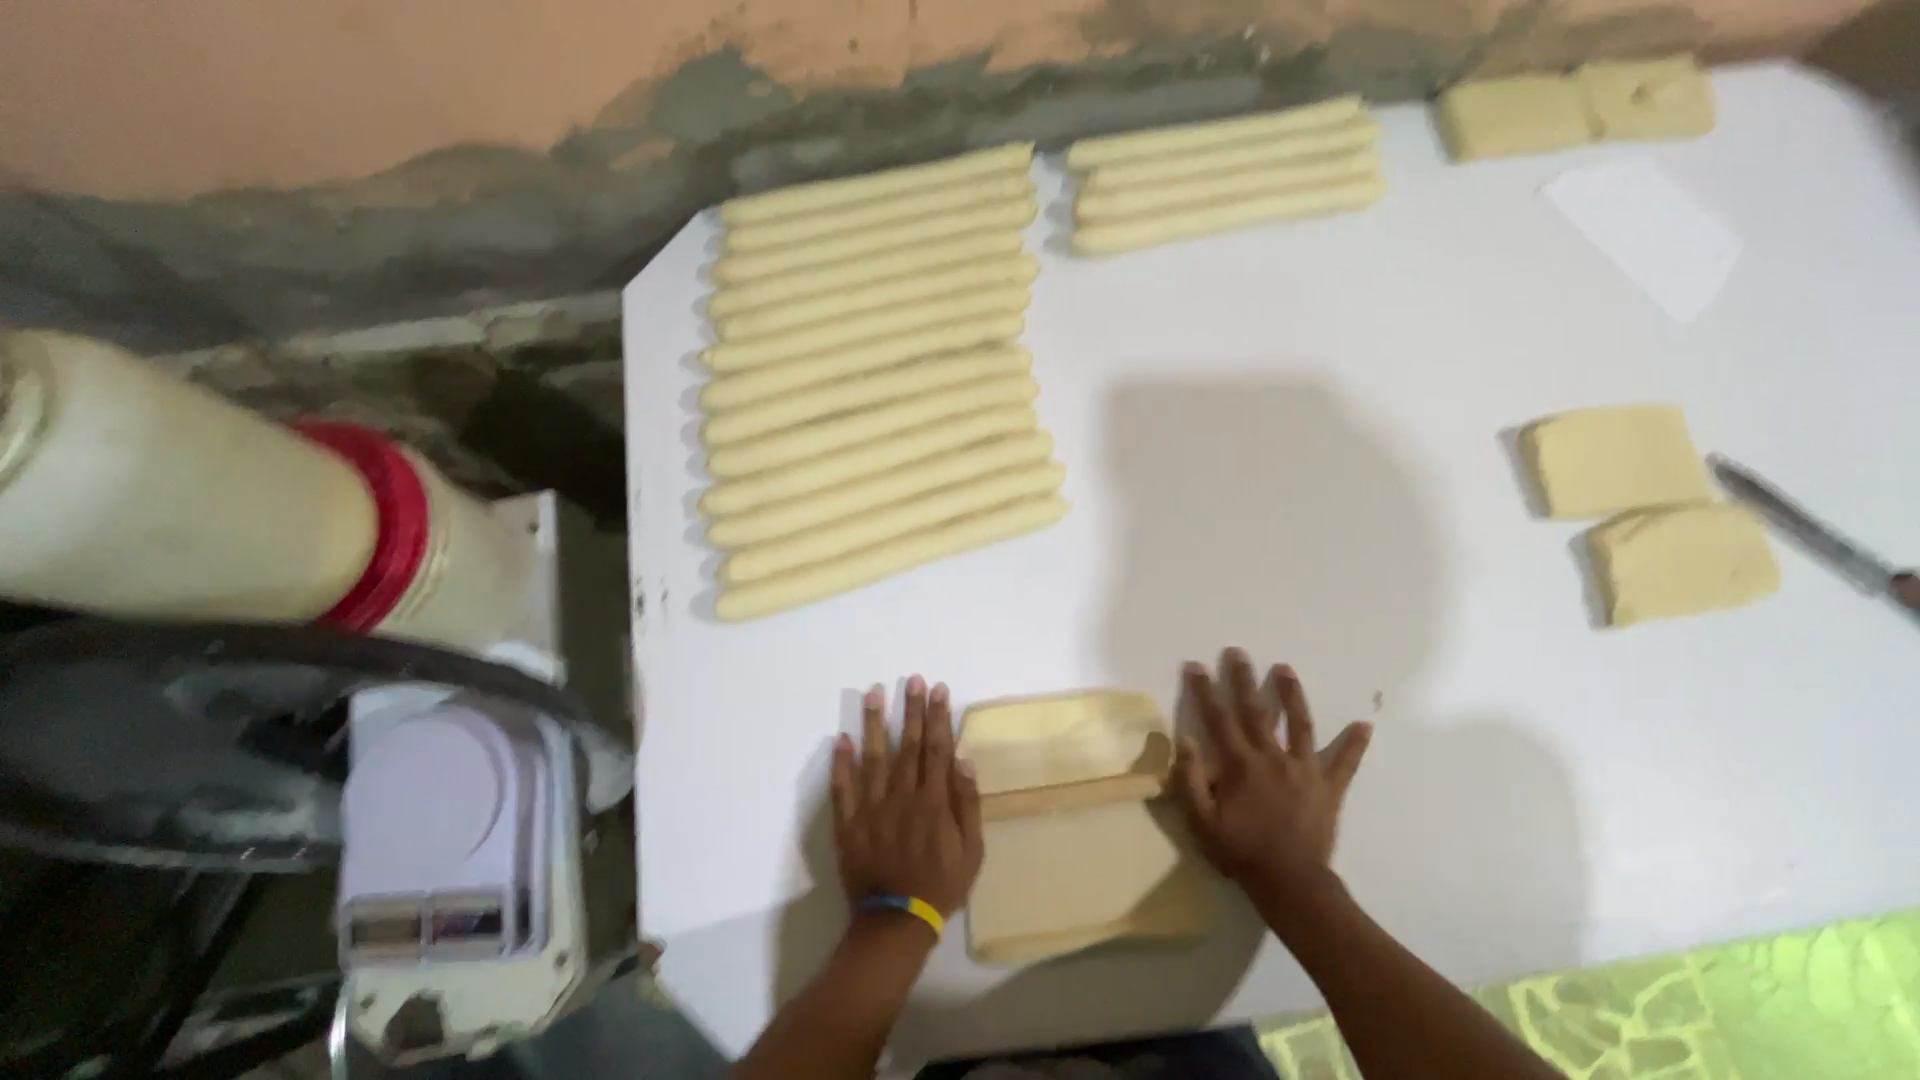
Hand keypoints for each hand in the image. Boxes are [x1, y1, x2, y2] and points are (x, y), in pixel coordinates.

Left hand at [830, 676, 983, 917]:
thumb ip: (967, 804)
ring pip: (873, 757)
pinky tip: (841, 737)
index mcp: (933, 802)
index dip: (939, 717)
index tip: (939, 690)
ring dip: (874, 723)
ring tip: (874, 692)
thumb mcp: (972, 851)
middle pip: (908, 745)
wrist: (897, 922)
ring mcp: (872, 808)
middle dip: (911, 710)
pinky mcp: (849, 823)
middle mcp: (902, 797)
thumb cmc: (941, 886)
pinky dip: (841, 763)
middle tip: (912, 679)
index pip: (937, 749)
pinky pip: (843, 788)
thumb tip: (962, 760)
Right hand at [1171, 650, 1371, 910]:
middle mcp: (1272, 758)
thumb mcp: (1202, 821)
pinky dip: (1354, 743)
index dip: (1204, 691)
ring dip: (1291, 695)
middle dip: (1243, 679)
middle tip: (1237, 652)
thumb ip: (1191, 779)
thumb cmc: (1240, 852)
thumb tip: (1186, 740)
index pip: (1218, 719)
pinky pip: (1345, 762)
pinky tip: (1365, 725)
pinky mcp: (1329, 787)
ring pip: (1299, 724)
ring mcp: (1305, 770)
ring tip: (1285, 669)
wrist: (1290, 882)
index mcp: (1241, 765)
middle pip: (1256, 711)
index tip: (1196, 666)